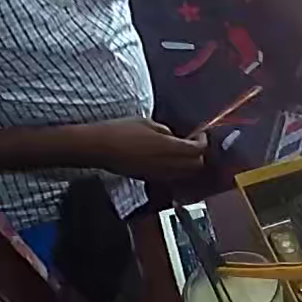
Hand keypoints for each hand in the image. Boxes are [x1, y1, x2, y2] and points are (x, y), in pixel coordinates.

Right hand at [72, 117, 207, 180]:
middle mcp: (169, 165)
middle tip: (193, 143)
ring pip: (186, 174)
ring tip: (182, 153)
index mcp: (170, 148)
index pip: (198, 150)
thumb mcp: (147, 123)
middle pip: (197, 165)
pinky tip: (169, 161)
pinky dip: (177, 170)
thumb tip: (175, 137)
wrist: (99, 148)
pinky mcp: (151, 179)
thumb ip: (166, 131)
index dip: (203, 142)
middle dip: (199, 155)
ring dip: (189, 164)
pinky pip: (173, 177)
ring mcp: (160, 174)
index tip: (199, 134)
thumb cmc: (120, 131)